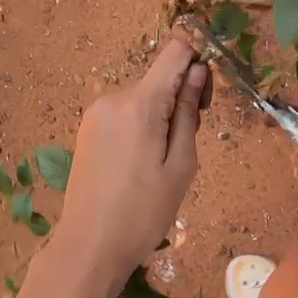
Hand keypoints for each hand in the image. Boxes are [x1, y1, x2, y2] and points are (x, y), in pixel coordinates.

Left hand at [59, 37, 208, 279]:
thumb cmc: (143, 213)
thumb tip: (198, 69)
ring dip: (161, 114)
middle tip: (187, 143)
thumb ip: (188, 112)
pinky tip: (141, 162)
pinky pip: (125, 112)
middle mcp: (113, 97)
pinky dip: (141, 124)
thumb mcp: (180, 165)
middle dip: (181, 98)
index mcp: (139, 104)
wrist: (88, 246)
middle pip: (159, 78)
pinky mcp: (87, 128)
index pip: (174, 51)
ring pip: (143, 97)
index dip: (198, 55)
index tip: (210, 86)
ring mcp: (96, 112)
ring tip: (162, 161)